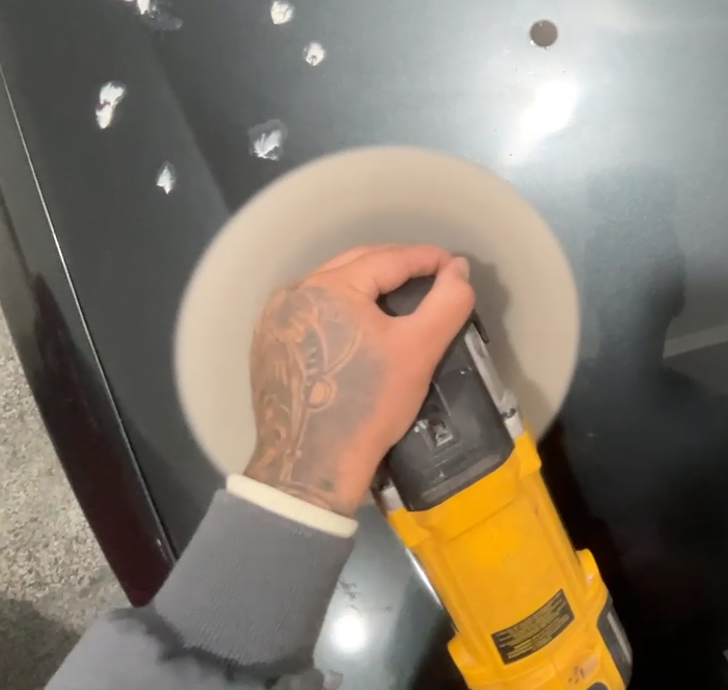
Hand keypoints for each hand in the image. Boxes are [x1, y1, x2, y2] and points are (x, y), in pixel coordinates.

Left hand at [242, 245, 474, 514]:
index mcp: (329, 287)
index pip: (390, 259)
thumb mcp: (420, 349)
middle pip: (359, 264)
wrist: (309, 468)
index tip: (454, 267)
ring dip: (370, 284)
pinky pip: (315, 310)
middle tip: (432, 277)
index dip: (428, 258)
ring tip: (402, 297)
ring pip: (334, 286)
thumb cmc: (368, 403)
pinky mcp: (268, 345)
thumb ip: (448, 301)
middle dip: (399, 265)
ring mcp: (276, 320)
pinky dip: (344, 307)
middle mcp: (295, 293)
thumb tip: (459, 268)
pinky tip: (363, 325)